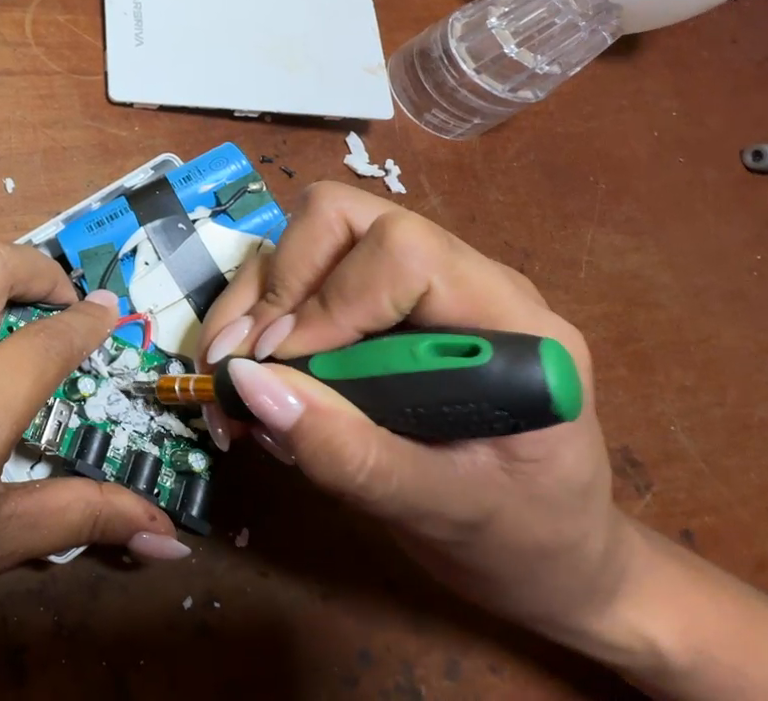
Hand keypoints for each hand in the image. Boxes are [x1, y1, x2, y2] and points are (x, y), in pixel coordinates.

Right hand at [195, 182, 637, 646]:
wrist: (539, 548)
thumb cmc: (520, 533)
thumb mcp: (445, 511)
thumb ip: (351, 454)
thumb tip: (248, 383)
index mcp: (507, 318)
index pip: (403, 252)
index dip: (329, 298)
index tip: (282, 365)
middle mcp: (453, 279)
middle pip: (337, 219)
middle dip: (274, 287)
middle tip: (239, 363)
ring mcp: (402, 285)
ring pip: (297, 241)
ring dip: (246, 305)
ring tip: (228, 378)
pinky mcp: (361, 300)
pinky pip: (285, 278)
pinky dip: (246, 320)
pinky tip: (246, 377)